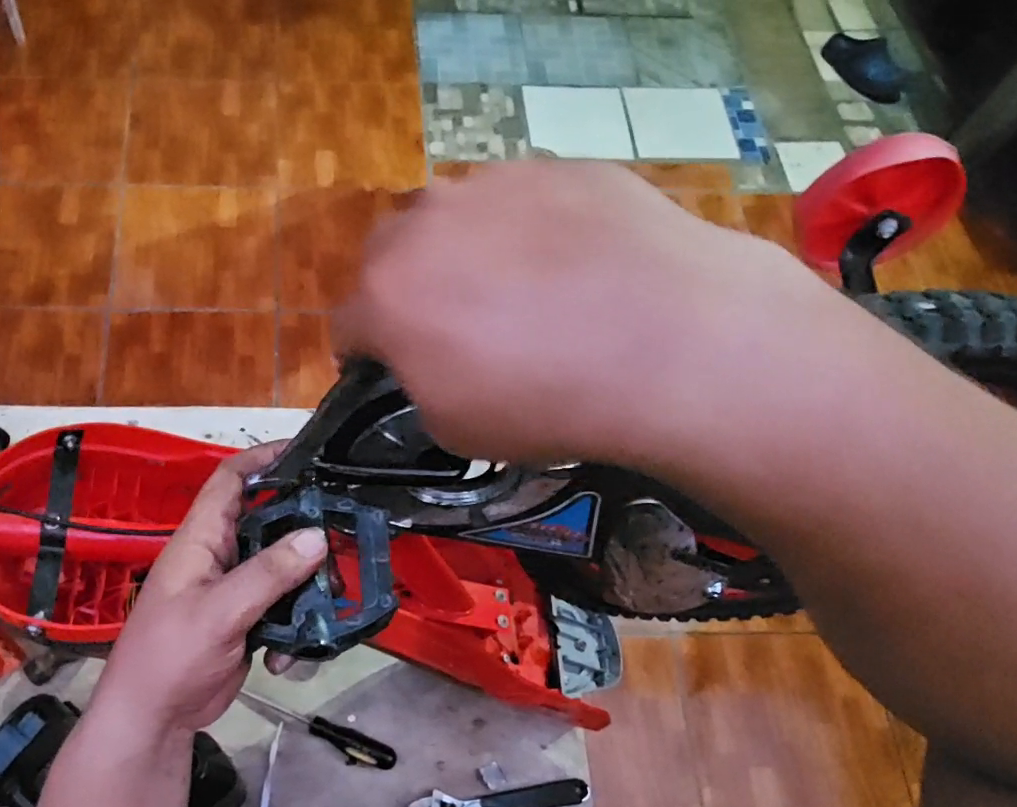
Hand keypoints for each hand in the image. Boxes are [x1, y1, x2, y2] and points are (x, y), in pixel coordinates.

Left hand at [89, 442, 328, 731]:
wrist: (154, 719)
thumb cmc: (170, 656)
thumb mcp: (219, 612)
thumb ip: (268, 574)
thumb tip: (316, 536)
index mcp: (200, 541)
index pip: (230, 482)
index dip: (263, 460)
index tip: (307, 451)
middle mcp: (219, 558)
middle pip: (268, 525)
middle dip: (304, 529)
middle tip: (346, 530)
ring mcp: (234, 592)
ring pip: (283, 570)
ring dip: (306, 587)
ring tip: (331, 601)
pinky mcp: (247, 623)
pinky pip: (282, 610)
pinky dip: (294, 628)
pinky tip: (290, 656)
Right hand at [333, 160, 832, 467]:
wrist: (669, 343)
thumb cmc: (545, 402)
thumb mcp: (454, 430)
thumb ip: (418, 386)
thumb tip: (429, 363)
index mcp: (386, 295)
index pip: (346, 324)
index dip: (365, 356)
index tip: (391, 374)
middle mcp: (425, 223)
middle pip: (390, 256)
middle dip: (408, 291)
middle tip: (458, 330)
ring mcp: (495, 184)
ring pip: (457, 220)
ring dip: (468, 254)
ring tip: (527, 296)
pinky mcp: (560, 167)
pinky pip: (525, 203)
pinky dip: (535, 233)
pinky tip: (580, 271)